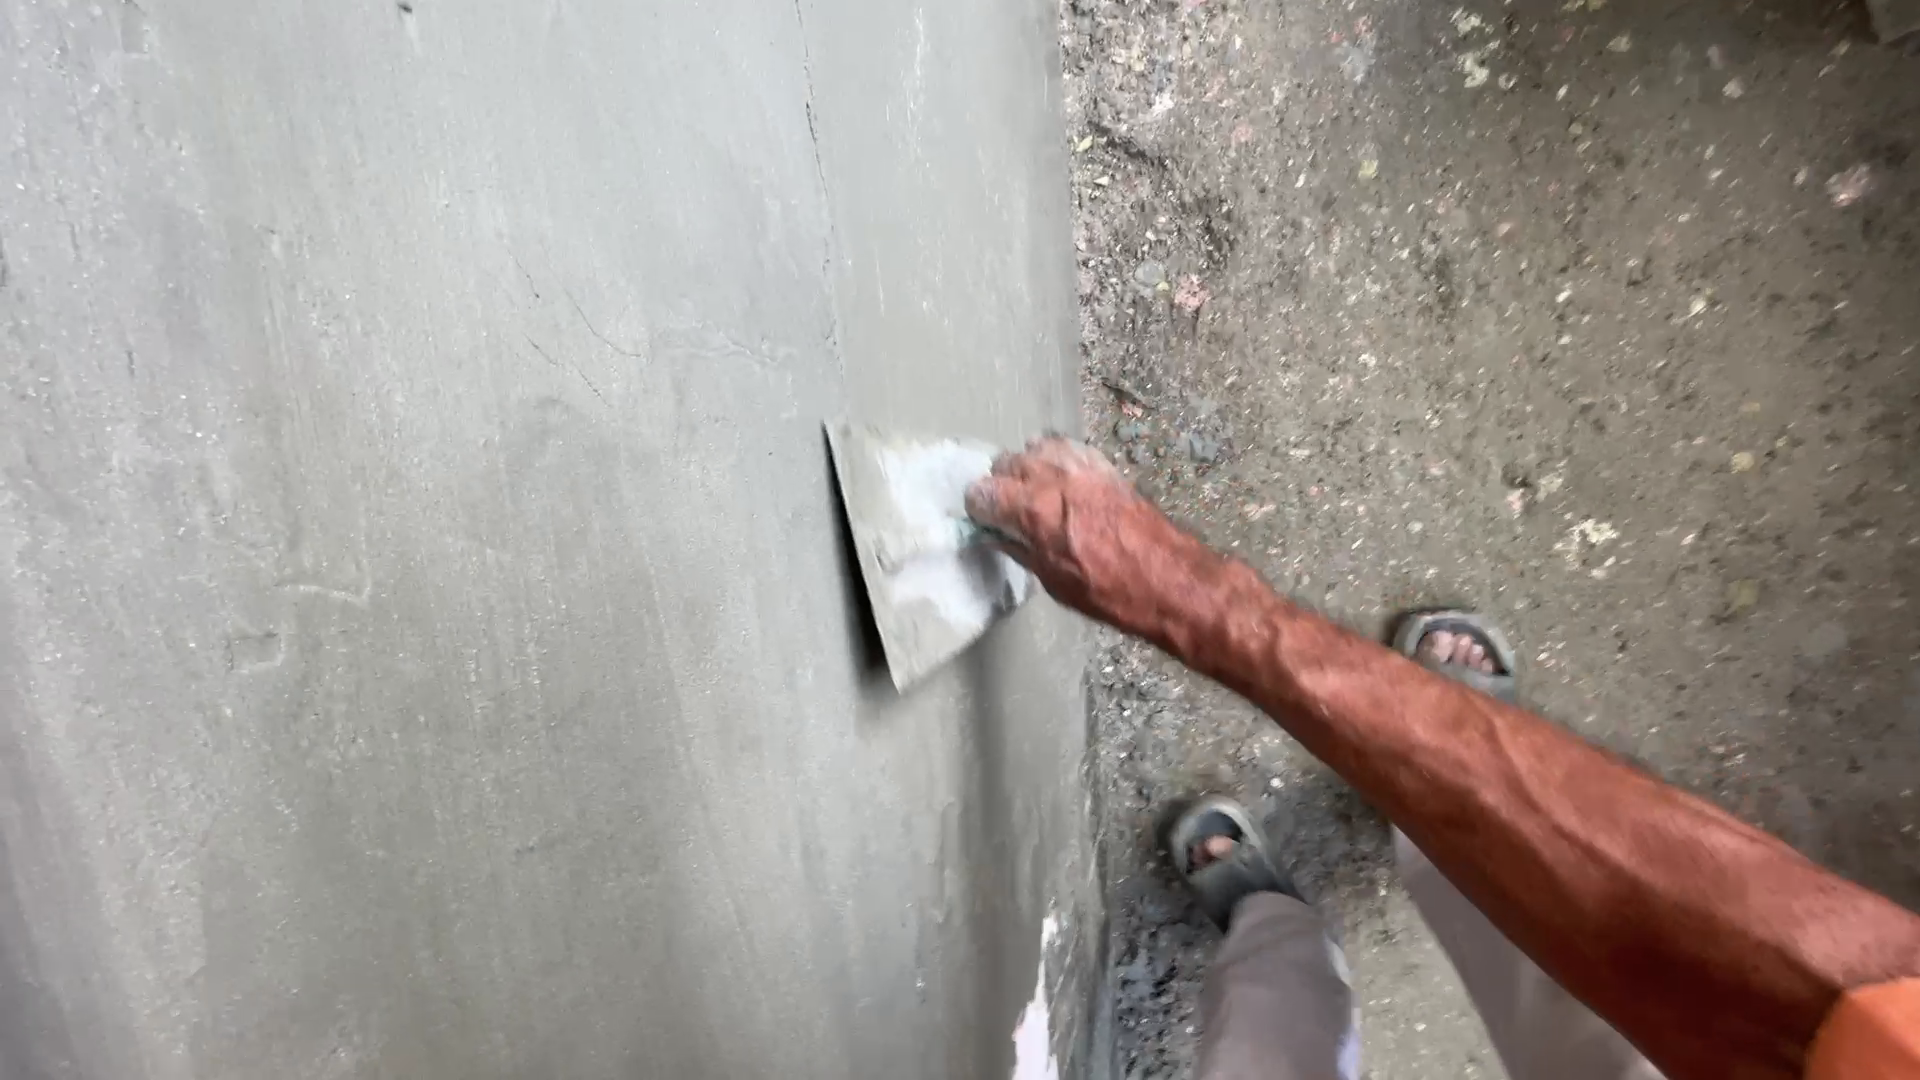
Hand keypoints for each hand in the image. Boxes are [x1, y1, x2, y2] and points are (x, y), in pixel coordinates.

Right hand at [964, 436, 1217, 635]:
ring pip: (1036, 447)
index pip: (982, 491)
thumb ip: (1021, 550)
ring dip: (1027, 466)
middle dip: (1000, 484)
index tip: (984, 520)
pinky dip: (1056, 459)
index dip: (978, 508)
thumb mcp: (1054, 582)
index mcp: (1035, 510)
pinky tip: (1060, 480)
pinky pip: (1067, 447)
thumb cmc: (1112, 592)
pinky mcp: (1105, 464)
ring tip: (1034, 490)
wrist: (1171, 580)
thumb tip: (998, 536)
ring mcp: (1082, 466)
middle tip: (1007, 508)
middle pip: (1006, 463)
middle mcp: (1055, 478)